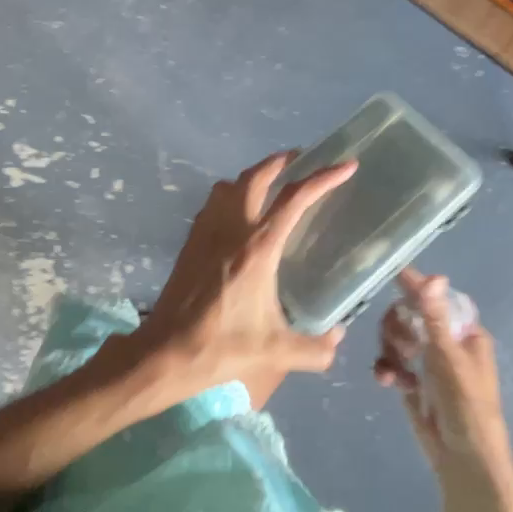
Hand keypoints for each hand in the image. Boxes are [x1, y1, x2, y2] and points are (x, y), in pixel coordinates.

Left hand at [122, 151, 356, 407]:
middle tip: (301, 159)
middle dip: (280, 162)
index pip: (295, 199)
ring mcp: (207, 230)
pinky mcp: (191, 240)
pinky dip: (230, 195)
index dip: (323, 178)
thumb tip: (338, 339)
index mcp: (258, 247)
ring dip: (252, 176)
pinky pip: (213, 203)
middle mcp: (232, 228)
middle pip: (257, 176)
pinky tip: (237, 214)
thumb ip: (315, 348)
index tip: (346, 165)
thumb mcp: (277, 352)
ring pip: (230, 185)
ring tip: (269, 183)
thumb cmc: (223, 346)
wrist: (167, 350)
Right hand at [375, 269, 512, 511]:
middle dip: (398, 328)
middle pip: (409, 314)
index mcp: (463, 331)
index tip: (387, 276)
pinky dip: (388, 369)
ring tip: (395, 372)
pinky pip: (391, 361)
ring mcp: (428, 361)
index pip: (434, 297)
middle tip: (399, 344)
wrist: (461, 460)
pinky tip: (390, 382)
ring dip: (391, 351)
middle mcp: (445, 341)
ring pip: (396, 337)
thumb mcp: (448, 358)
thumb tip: (433, 275)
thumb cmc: (465, 405)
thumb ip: (435, 317)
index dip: (413, 288)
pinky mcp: (412, 380)